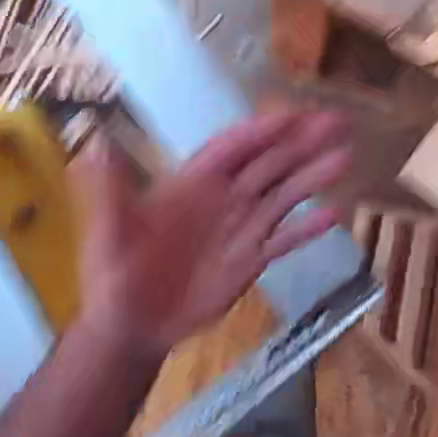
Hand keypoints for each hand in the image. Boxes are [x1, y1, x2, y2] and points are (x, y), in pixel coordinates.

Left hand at [70, 111, 350, 359]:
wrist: (130, 324)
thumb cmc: (114, 272)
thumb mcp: (108, 230)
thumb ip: (107, 188)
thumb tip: (94, 139)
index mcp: (189, 184)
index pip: (229, 149)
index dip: (258, 131)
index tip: (290, 113)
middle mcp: (220, 199)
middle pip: (265, 163)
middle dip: (298, 141)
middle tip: (335, 120)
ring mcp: (238, 229)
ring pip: (281, 195)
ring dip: (310, 176)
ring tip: (343, 156)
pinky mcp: (248, 262)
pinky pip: (282, 241)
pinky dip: (307, 229)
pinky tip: (334, 214)